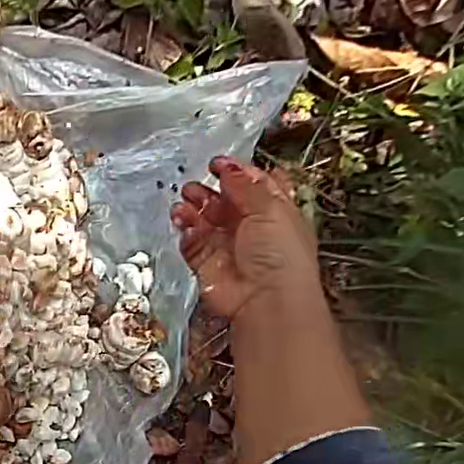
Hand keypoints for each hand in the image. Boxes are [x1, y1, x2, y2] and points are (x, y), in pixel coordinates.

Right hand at [170, 156, 322, 320]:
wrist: (265, 300)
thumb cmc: (280, 256)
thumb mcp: (270, 208)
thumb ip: (245, 186)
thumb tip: (228, 168)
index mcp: (275, 212)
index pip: (254, 186)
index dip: (236, 173)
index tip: (217, 164)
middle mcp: (251, 230)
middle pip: (225, 203)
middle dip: (209, 191)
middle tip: (194, 186)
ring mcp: (228, 248)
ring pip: (205, 222)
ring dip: (193, 209)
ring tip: (183, 202)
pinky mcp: (208, 266)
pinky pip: (192, 244)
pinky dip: (186, 232)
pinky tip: (182, 222)